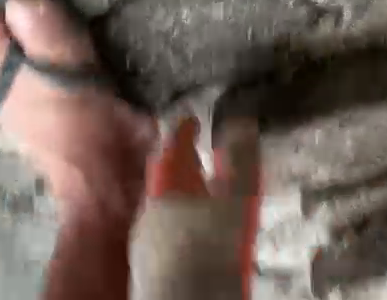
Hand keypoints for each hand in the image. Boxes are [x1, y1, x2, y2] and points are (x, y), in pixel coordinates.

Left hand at [131, 115, 261, 299]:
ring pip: (163, 202)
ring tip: (203, 191)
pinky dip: (179, 217)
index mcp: (169, 185)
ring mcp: (145, 238)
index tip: (192, 120)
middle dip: (182, 162)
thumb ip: (241, 160)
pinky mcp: (146, 264)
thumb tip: (241, 123)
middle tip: (200, 154)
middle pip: (165, 174)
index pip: (173, 145)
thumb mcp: (238, 199)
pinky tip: (195, 230)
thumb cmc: (213, 249)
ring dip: (181, 191)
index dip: (184, 129)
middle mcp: (151, 208)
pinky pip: (163, 227)